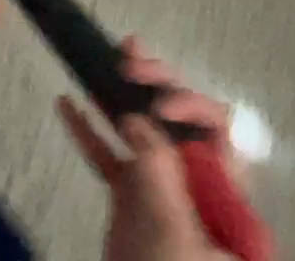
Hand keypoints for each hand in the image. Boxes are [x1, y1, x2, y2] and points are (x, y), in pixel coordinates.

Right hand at [58, 39, 235, 260]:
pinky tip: (67, 106)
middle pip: (180, 123)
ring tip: (100, 59)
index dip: (188, 105)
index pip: (217, 132)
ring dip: (120, 98)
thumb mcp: (174, 236)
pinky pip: (111, 159)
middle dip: (156, 86)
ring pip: (143, 134)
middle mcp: (199, 188)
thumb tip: (138, 116)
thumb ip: (159, 173)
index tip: (151, 103)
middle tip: (127, 58)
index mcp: (227, 197)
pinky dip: (90, 133)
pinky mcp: (131, 205)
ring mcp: (163, 195)